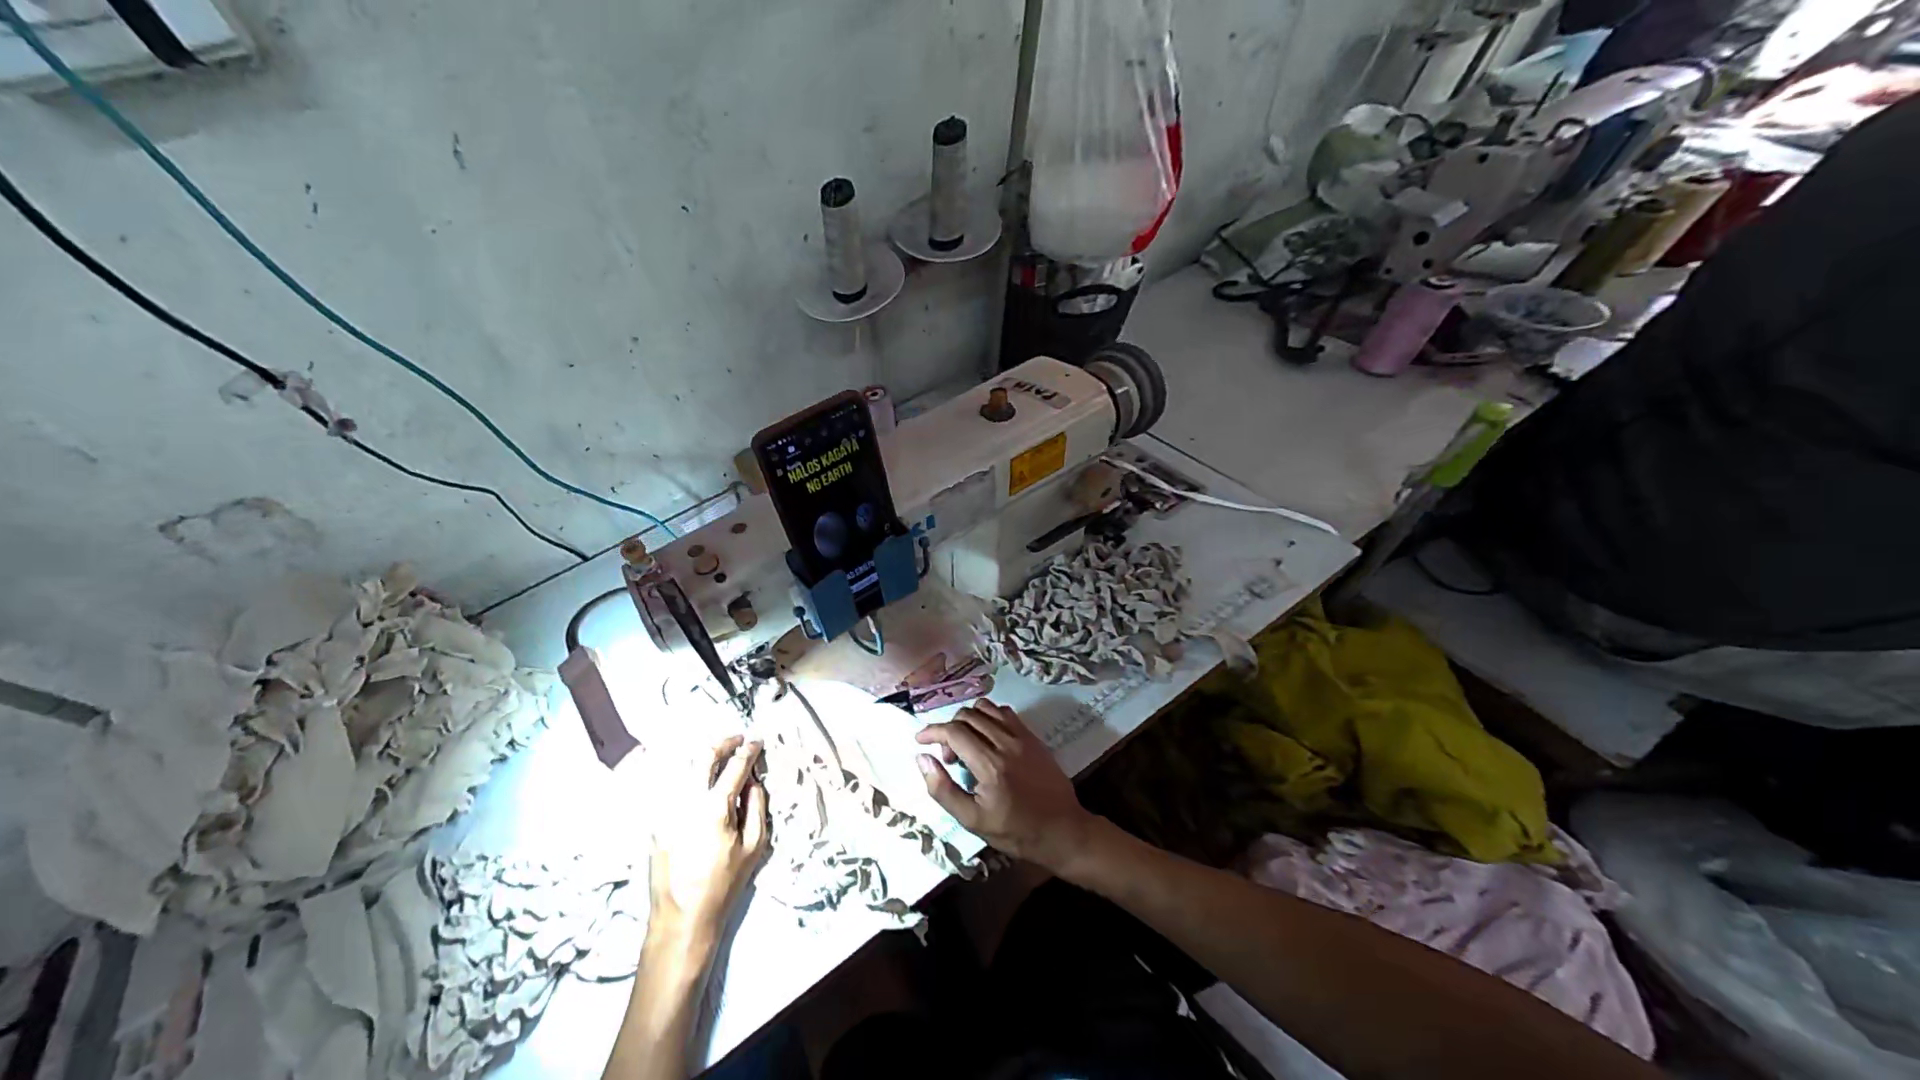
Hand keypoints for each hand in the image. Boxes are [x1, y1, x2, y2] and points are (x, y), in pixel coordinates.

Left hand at [644, 736, 770, 941]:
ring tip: (718, 757)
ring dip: (704, 758)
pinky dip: (688, 778)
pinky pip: (673, 789)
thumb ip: (756, 806)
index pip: (735, 765)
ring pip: (684, 769)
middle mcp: (688, 801)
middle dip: (723, 744)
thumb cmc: (724, 882)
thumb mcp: (754, 846)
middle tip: (736, 740)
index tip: (756, 742)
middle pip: (704, 757)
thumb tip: (753, 781)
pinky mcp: (656, 821)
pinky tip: (698, 782)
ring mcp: (668, 810)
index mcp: (716, 806)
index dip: (748, 750)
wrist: (683, 915)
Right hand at [915, 700, 1099, 872]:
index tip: (920, 740)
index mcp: (989, 765)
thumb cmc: (1015, 831)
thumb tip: (923, 758)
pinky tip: (987, 738)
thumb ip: (943, 789)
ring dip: (968, 720)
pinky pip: (1005, 713)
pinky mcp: (1033, 737)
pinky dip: (989, 717)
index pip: (954, 732)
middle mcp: (1006, 743)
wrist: (1062, 830)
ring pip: (986, 708)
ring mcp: (1022, 737)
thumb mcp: (972, 821)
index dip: (932, 731)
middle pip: (967, 716)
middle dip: (949, 730)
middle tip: (948, 757)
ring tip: (967, 744)